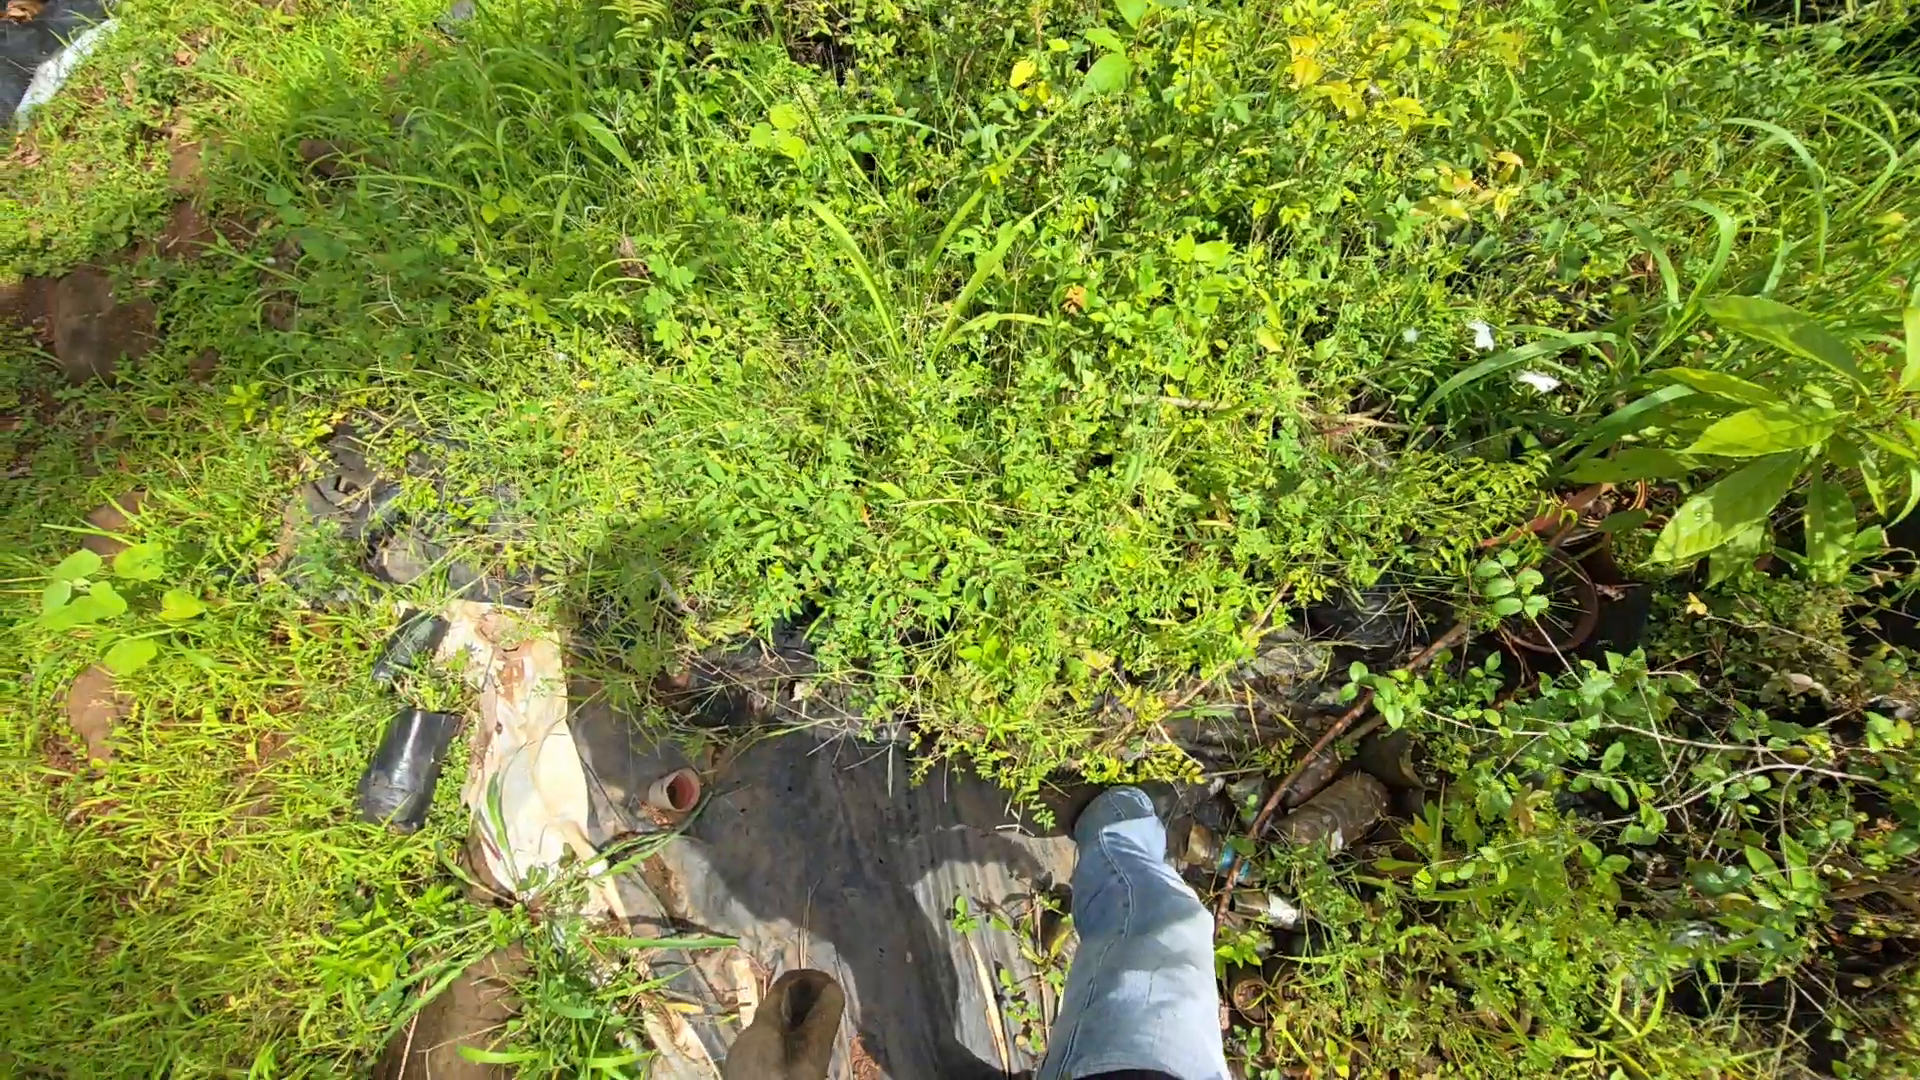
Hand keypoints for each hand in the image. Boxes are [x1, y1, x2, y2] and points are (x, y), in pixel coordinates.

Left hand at [721, 969, 844, 1079]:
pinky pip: (766, 1050)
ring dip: (798, 1028)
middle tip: (832, 1017)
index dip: (812, 981)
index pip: (785, 984)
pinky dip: (786, 1047)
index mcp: (760, 1027)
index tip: (833, 989)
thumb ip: (822, 1021)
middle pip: (778, 1006)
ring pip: (773, 1030)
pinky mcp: (741, 1077)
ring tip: (821, 1040)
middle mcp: (745, 1037)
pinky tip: (801, 1064)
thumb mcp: (811, 1059)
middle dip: (807, 1005)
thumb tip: (832, 988)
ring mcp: (739, 1060)